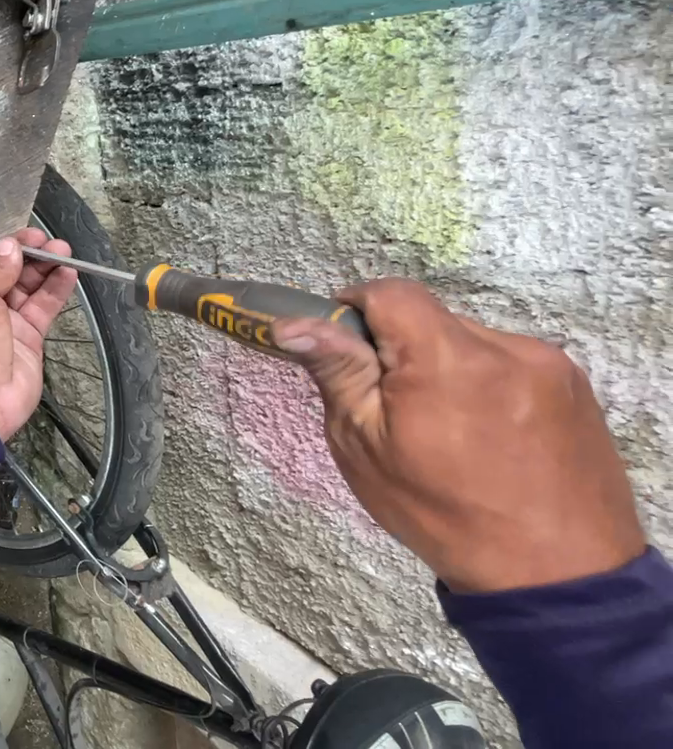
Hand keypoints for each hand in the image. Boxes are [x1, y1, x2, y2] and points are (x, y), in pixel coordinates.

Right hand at [275, 279, 644, 593]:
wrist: (557, 574)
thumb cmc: (438, 508)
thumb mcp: (362, 441)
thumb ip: (336, 371)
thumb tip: (291, 324)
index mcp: (448, 360)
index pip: (391, 293)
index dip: (354, 307)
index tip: (342, 347)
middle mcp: (509, 349)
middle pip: (427, 317)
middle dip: (395, 345)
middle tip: (385, 401)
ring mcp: (552, 367)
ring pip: (464, 338)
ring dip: (437, 362)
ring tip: (438, 422)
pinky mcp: (576, 388)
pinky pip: (504, 360)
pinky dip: (477, 379)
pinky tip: (478, 428)